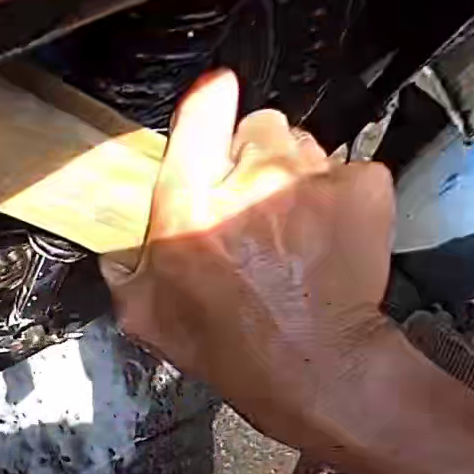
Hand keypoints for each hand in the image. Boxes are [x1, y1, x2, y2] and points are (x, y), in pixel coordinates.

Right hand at [102, 69, 397, 448]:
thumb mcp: (143, 315)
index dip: (204, 110)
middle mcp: (250, 185)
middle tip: (244, 211)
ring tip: (283, 232)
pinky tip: (318, 237)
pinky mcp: (360, 187)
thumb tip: (113, 235)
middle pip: (253, 128)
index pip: (201, 108)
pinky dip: (333, 197)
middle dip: (246, 161)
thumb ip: (120, 263)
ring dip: (288, 178)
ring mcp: (311, 182)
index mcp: (189, 210)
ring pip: (300, 146)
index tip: (206, 117)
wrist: (308, 365)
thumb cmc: (228, 345)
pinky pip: (342, 168)